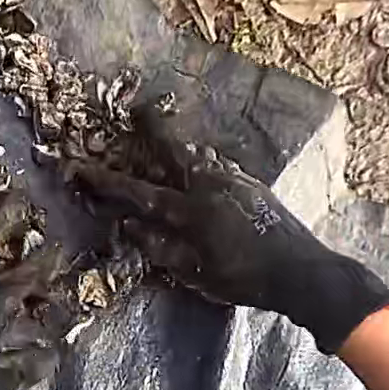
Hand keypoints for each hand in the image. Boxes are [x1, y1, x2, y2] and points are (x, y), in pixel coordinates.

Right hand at [68, 120, 388, 352]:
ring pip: (200, 154)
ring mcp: (236, 182)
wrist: (305, 273)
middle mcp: (213, 187)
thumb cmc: (244, 280)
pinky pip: (218, 164)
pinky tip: (200, 164)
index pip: (141, 192)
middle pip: (176, 150)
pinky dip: (201, 158)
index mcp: (193, 212)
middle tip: (139, 109)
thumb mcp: (195, 274)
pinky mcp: (253, 185)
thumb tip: (129, 225)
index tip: (83, 169)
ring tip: (165, 134)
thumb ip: (159, 248)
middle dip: (154, 129)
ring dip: (179, 143)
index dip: (109, 182)